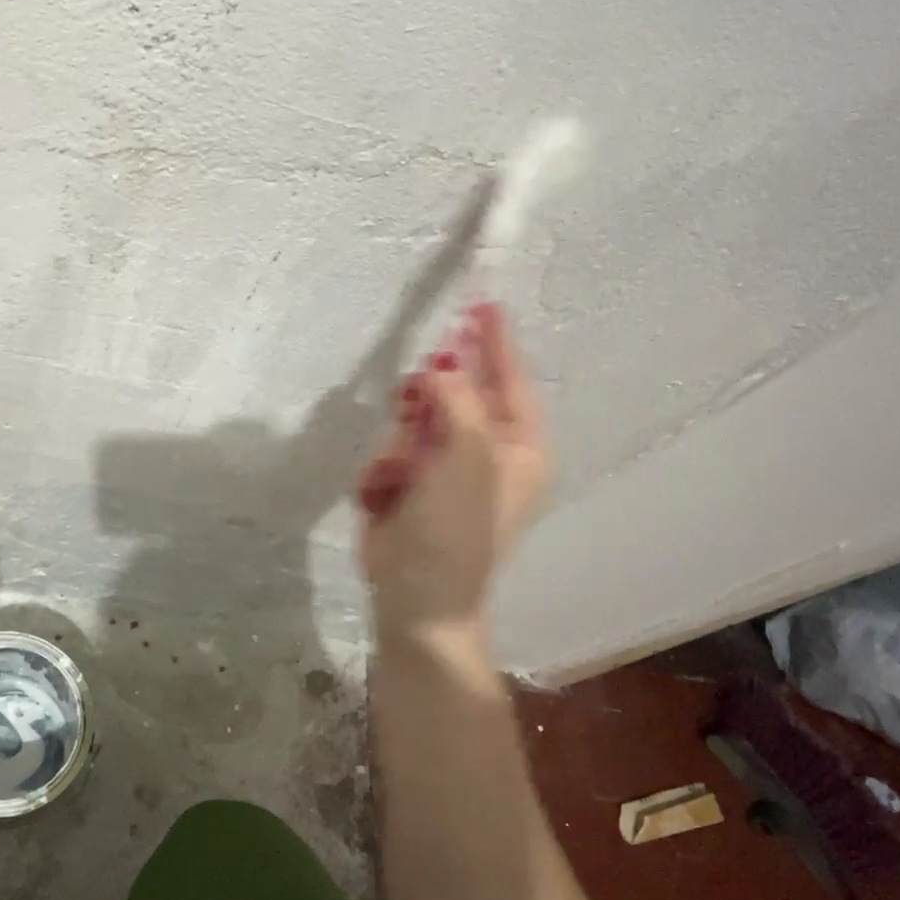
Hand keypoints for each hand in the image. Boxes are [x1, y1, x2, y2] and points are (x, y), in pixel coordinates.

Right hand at [357, 303, 547, 632]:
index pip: (509, 380)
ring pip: (409, 423)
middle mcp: (484, 453)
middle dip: (425, 404)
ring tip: (395, 479)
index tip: (481, 303)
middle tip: (410, 404)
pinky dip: (380, 472)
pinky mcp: (405, 486)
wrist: (416, 597)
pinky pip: (387, 453)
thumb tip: (442, 366)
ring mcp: (441, 470)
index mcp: (519, 447)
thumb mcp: (466, 457)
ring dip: (397, 447)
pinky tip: (381, 497)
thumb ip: (457, 399)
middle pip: (451, 396)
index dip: (494, 342)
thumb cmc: (455, 529)